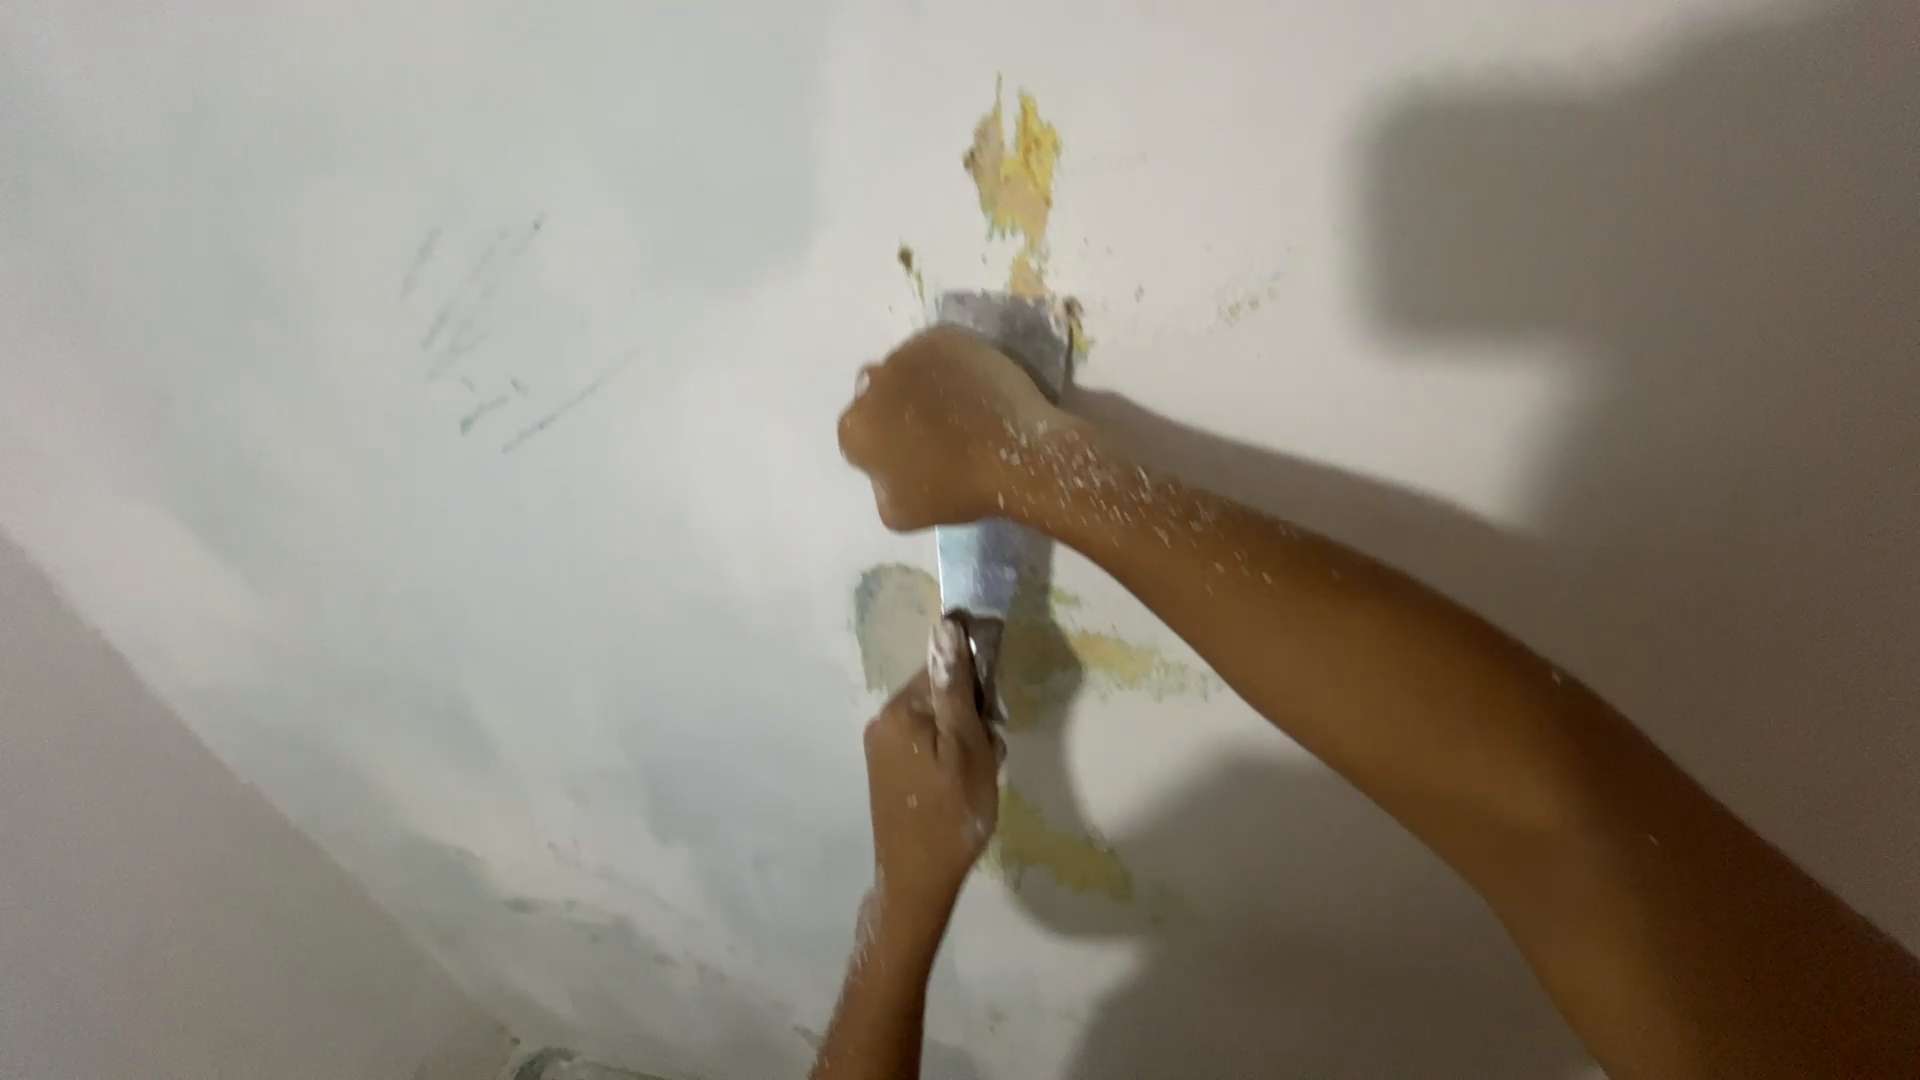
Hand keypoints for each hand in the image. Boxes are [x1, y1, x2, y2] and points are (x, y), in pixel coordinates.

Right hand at [838, 325, 1068, 530]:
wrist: (1019, 457)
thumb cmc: (959, 491)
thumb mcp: (900, 514)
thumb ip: (878, 487)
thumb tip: (884, 468)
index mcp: (856, 428)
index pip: (857, 437)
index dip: (882, 448)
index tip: (909, 457)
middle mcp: (872, 383)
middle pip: (876, 397)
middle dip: (894, 410)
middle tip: (930, 429)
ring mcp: (908, 354)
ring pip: (904, 370)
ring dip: (917, 385)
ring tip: (954, 405)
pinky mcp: (943, 336)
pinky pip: (934, 351)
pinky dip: (945, 365)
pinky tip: (969, 386)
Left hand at [863, 618, 1000, 913]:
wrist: (918, 880)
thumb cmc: (952, 812)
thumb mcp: (966, 745)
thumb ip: (956, 685)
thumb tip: (946, 625)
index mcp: (899, 709)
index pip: (943, 669)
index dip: (975, 689)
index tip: (992, 718)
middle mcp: (882, 720)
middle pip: (938, 693)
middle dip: (969, 715)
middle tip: (987, 753)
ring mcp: (881, 745)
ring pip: (935, 719)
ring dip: (962, 736)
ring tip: (976, 773)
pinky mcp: (886, 767)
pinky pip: (924, 741)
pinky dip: (947, 753)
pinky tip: (959, 781)